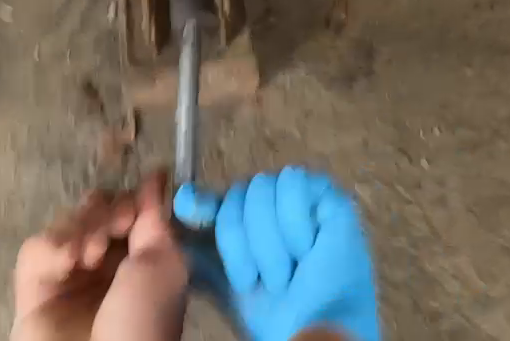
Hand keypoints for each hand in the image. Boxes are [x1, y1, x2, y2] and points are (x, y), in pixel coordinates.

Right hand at [13, 171, 188, 340]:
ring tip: (92, 253)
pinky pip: (36, 248)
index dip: (137, 196)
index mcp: (137, 265)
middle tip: (119, 222)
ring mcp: (66, 278)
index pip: (131, 211)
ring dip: (84, 227)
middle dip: (109, 208)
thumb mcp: (163, 267)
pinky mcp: (32, 289)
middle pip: (98, 210)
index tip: (148, 182)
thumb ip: (156, 219)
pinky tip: (68, 261)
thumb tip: (158, 176)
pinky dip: (52, 247)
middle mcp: (102, 268)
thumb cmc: (142, 322)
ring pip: (68, 222)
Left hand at [173, 167, 379, 340]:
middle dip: (243, 240)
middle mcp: (268, 202)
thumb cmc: (272, 310)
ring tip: (286, 270)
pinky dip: (294, 219)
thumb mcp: (222, 276)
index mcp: (243, 217)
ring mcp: (298, 196)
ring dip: (269, 238)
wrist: (312, 329)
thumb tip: (181, 199)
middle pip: (237, 192)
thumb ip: (199, 241)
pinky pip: (294, 183)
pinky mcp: (327, 195)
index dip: (200, 201)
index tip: (188, 208)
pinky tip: (306, 247)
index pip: (214, 195)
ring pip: (262, 186)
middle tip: (260, 278)